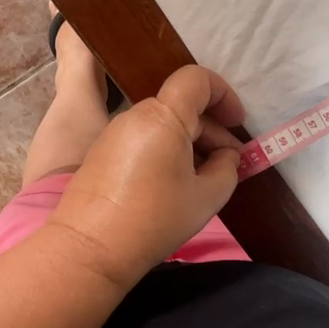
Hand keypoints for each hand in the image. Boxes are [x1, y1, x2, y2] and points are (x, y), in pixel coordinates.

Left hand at [46, 65, 246, 287]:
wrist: (90, 248)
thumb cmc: (154, 219)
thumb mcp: (206, 197)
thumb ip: (227, 169)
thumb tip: (227, 156)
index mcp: (163, 117)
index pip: (196, 79)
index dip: (223, 94)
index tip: (237, 123)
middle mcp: (135, 116)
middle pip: (181, 106)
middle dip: (211, 129)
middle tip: (230, 164)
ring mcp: (114, 134)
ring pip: (162, 125)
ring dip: (189, 143)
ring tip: (204, 179)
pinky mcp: (101, 154)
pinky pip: (143, 141)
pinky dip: (165, 152)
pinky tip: (175, 185)